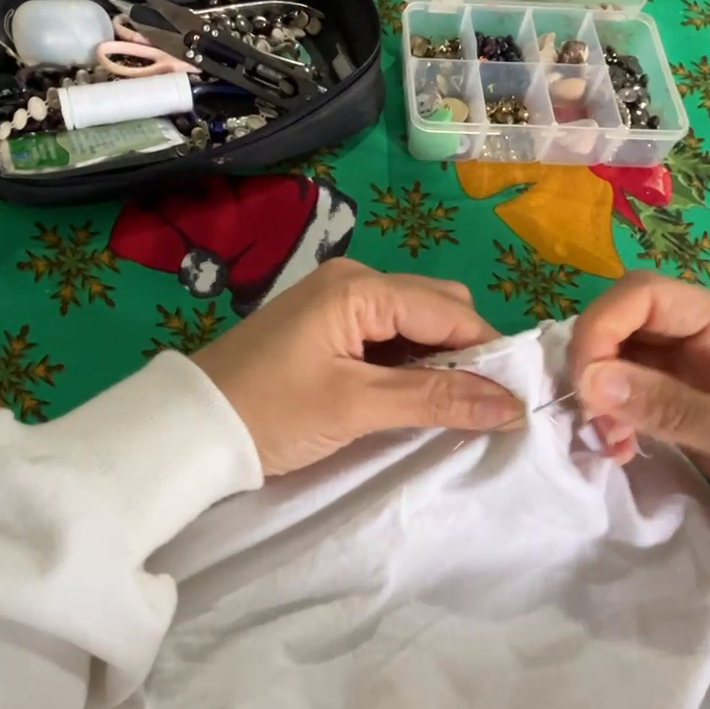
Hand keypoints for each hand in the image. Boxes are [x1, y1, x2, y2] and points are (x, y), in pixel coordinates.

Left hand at [192, 260, 525, 476]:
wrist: (192, 427)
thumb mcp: (355, 407)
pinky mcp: (328, 327)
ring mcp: (338, 303)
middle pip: (437, 307)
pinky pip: (387, 335)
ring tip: (448, 407)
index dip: (487, 352)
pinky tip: (412, 395)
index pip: (449, 310)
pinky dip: (408, 363)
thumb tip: (513, 405)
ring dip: (437, 360)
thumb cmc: (270, 412)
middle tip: (478, 406)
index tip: (517, 398)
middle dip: (464, 353)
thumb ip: (435, 400)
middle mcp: (354, 281)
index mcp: (360, 287)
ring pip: (415, 322)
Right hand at [568, 273, 709, 545]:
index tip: (583, 382)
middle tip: (590, 419)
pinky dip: (612, 416)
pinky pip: (631, 397)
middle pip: (623, 323)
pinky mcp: (687, 410)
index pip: (644, 295)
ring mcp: (694, 375)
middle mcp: (705, 340)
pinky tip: (618, 448)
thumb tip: (589, 380)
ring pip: (619, 360)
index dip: (601, 325)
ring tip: (608, 442)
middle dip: (594, 363)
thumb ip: (673, 407)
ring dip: (599, 394)